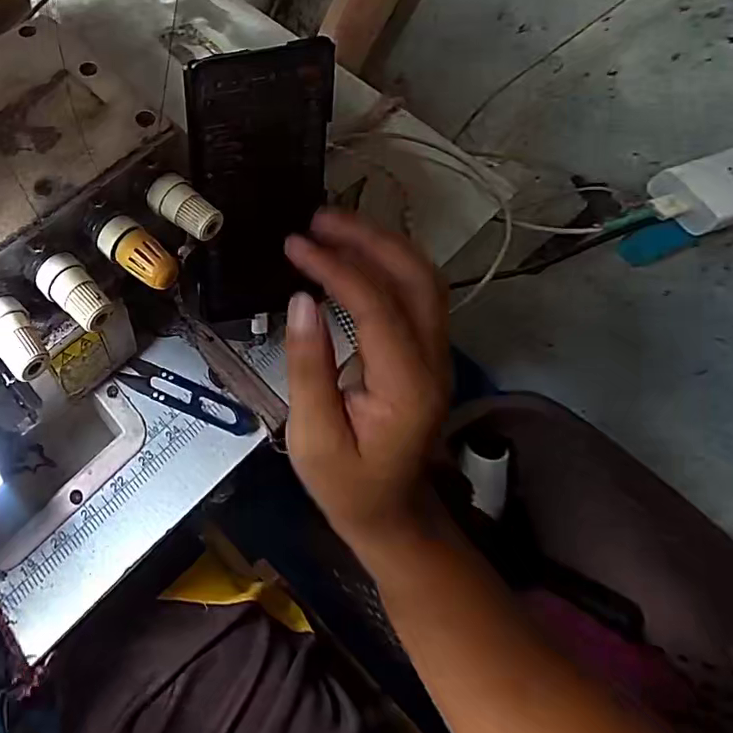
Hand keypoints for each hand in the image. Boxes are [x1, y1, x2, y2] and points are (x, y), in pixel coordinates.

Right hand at [283, 209, 451, 557]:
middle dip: (368, 238)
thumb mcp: (313, 437)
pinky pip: (415, 292)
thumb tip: (300, 301)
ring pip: (424, 279)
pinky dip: (385, 261)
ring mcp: (437, 354)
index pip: (376, 306)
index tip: (295, 245)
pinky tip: (352, 252)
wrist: (392, 514)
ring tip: (330, 224)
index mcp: (407, 386)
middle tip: (317, 219)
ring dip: (380, 243)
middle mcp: (433, 362)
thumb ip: (308, 367)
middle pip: (416, 278)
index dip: (336, 268)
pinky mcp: (426, 351)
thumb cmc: (347, 484)